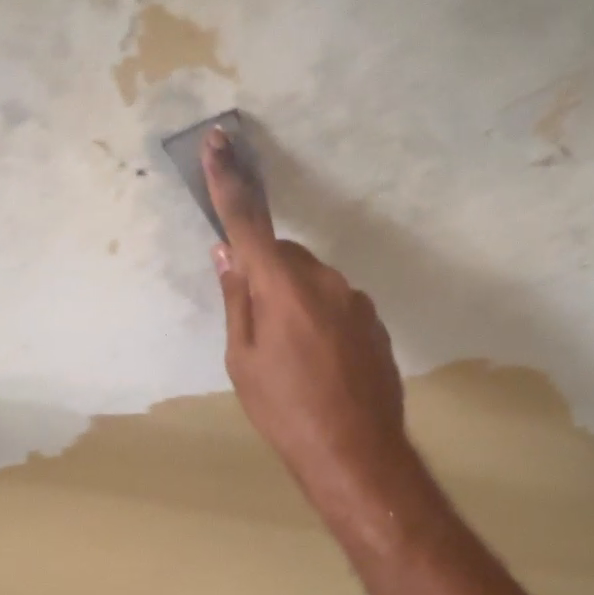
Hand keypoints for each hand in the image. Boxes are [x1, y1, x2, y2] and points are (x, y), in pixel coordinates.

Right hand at [202, 127, 411, 502]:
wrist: (355, 451)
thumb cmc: (284, 410)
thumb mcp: (242, 360)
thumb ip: (236, 300)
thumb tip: (227, 253)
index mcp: (282, 286)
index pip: (248, 222)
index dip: (230, 181)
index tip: (219, 143)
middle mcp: (324, 280)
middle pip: (283, 257)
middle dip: (266, 276)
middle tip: (257, 329)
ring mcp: (356, 300)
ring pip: (312, 282)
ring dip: (295, 302)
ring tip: (292, 358)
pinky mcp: (375, 321)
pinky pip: (336, 304)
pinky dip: (320, 320)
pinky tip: (320, 364)